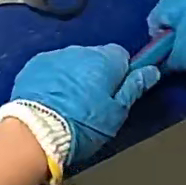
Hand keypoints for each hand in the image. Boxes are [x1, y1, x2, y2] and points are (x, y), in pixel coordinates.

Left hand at [6, 44, 160, 174]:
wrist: (34, 134)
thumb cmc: (82, 126)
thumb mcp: (116, 113)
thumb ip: (135, 87)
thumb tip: (152, 70)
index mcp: (104, 59)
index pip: (121, 55)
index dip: (121, 74)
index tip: (115, 93)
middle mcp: (80, 50)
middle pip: (96, 57)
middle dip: (96, 75)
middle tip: (92, 103)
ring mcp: (55, 56)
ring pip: (73, 62)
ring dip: (74, 77)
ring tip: (69, 105)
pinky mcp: (34, 65)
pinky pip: (51, 68)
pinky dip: (53, 80)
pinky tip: (50, 101)